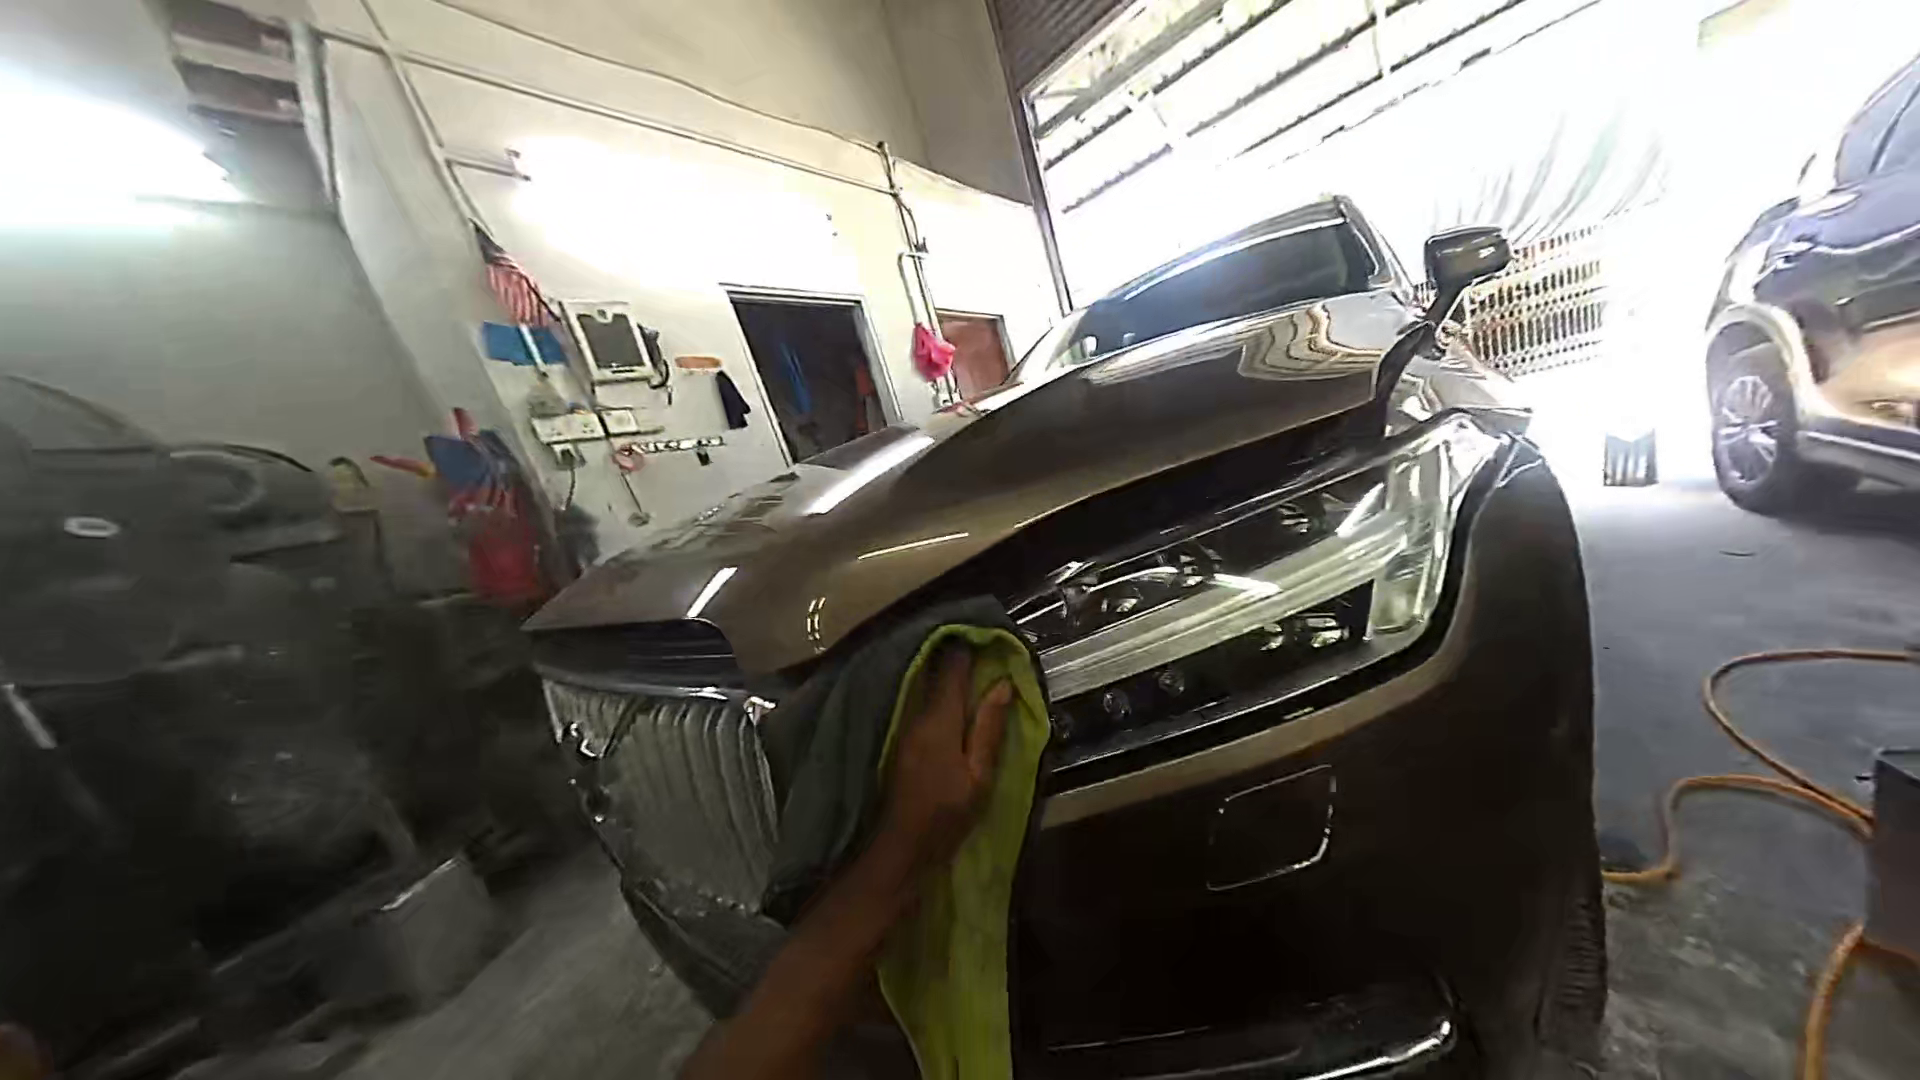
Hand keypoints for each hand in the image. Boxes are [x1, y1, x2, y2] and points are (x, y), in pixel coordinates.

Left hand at [874, 644, 1012, 878]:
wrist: (902, 846)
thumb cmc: (947, 813)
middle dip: (956, 656)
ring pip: (927, 686)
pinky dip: (937, 691)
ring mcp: (905, 726)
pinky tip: (951, 694)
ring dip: (946, 672)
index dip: (967, 648)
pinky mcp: (902, 739)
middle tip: (981, 643)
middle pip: (936, 673)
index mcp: (939, 720)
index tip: (985, 633)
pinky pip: (921, 702)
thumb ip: (989, 728)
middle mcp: (918, 715)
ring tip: (971, 663)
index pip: (952, 670)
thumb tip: (1003, 684)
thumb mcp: (979, 775)